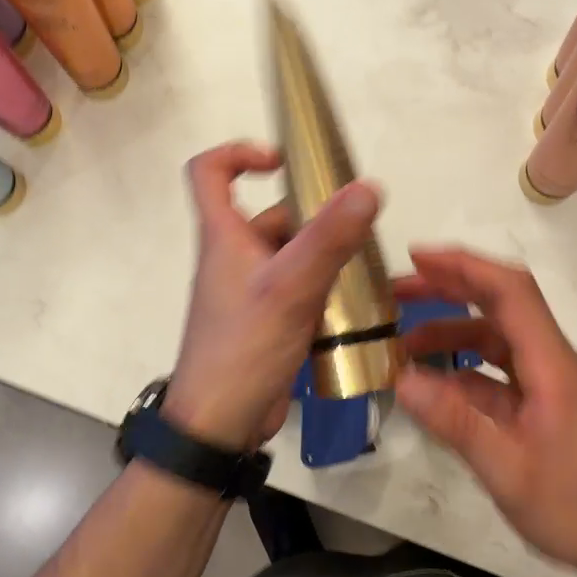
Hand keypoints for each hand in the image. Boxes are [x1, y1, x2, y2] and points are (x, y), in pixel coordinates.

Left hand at [165, 142, 382, 451]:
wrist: (221, 423)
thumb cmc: (244, 347)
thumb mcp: (290, 287)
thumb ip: (329, 238)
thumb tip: (368, 187)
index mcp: (223, 237)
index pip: (209, 172)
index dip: (238, 153)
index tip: (282, 161)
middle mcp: (234, 257)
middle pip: (271, 216)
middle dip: (313, 217)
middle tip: (358, 230)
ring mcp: (251, 291)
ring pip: (291, 255)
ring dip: (325, 256)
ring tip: (367, 266)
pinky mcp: (267, 321)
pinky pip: (298, 289)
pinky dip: (324, 289)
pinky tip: (358, 302)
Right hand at [394, 247, 576, 576]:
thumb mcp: (507, 470)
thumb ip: (455, 422)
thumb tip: (401, 379)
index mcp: (552, 366)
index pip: (510, 292)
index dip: (464, 266)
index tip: (416, 257)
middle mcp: (552, 363)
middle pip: (501, 305)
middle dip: (449, 288)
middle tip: (396, 290)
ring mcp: (548, 385)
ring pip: (496, 338)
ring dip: (451, 331)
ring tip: (401, 341)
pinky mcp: (542, 407)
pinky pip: (497, 373)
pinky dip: (462, 368)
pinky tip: (430, 384)